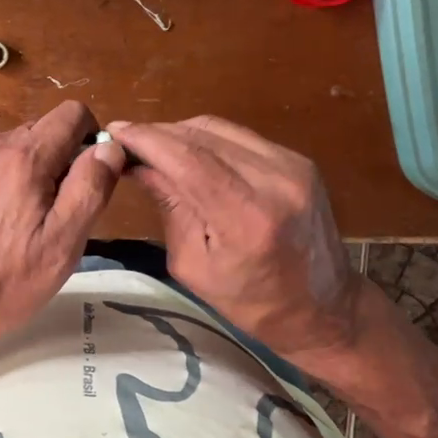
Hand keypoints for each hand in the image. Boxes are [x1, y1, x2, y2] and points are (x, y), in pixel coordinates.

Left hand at [0, 101, 124, 356]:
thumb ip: (90, 187)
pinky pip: (3, 161)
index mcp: (23, 156)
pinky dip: (18, 180)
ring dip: (42, 172)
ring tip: (36, 222)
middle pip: (49, 129)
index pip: (73, 113)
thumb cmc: (6, 280)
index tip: (92, 181)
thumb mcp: (63, 242)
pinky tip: (12, 221)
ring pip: (26, 146)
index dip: (93, 141)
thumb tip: (110, 146)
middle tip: (64, 212)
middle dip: (67, 160)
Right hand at [111, 116, 360, 360]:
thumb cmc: (250, 302)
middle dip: (157, 133)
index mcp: (246, 217)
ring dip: (179, 133)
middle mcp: (275, 181)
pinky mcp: (298, 161)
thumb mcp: (192, 264)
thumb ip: (169, 206)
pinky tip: (186, 154)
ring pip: (219, 129)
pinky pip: (238, 137)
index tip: (114, 131)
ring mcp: (292, 166)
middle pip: (201, 135)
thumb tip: (136, 164)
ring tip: (152, 148)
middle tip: (125, 141)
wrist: (324, 309)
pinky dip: (205, 140)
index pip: (186, 158)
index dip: (145, 139)